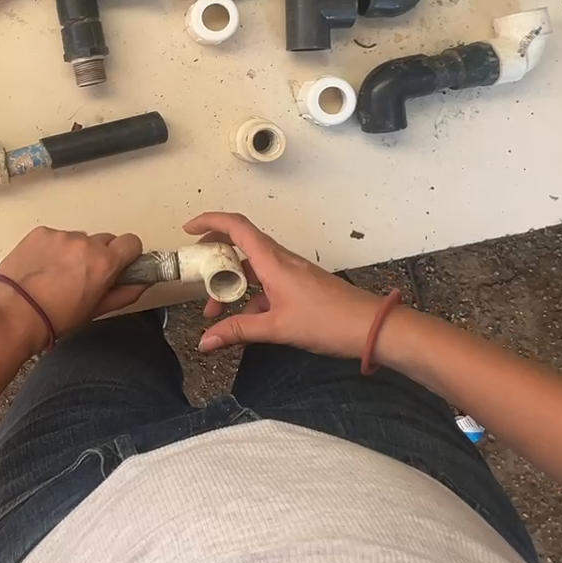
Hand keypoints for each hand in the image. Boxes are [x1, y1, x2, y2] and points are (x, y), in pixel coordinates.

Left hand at [0, 227, 145, 351]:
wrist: (14, 312)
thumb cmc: (56, 318)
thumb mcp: (96, 310)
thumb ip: (124, 294)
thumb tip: (142, 283)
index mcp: (104, 262)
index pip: (131, 242)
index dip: (127, 254)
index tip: (119, 265)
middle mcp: (85, 242)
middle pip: (103, 240)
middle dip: (98, 254)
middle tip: (83, 275)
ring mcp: (61, 235)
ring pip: (77, 239)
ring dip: (73, 251)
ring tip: (55, 274)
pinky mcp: (40, 232)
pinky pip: (54, 236)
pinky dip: (51, 248)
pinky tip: (40, 267)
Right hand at [184, 212, 384, 358]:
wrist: (373, 328)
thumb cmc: (330, 322)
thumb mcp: (276, 328)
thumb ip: (238, 332)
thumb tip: (205, 341)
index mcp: (272, 261)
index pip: (235, 226)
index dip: (209, 221)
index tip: (188, 230)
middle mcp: (279, 260)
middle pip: (239, 244)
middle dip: (213, 255)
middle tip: (196, 271)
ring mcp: (289, 272)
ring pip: (250, 267)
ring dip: (230, 283)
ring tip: (215, 309)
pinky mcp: (298, 285)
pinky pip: (265, 282)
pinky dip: (249, 296)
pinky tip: (244, 321)